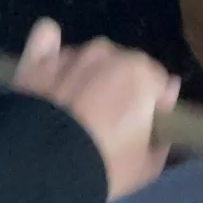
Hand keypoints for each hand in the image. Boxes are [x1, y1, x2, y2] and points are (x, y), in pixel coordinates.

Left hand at [11, 19, 179, 198]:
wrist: (42, 165)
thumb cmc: (104, 165)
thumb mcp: (149, 162)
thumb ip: (166, 127)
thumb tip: (168, 91)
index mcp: (141, 73)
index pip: (156, 81)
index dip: (150, 104)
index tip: (138, 127)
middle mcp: (106, 54)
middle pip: (121, 64)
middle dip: (117, 85)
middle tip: (104, 119)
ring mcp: (67, 55)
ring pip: (85, 57)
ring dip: (84, 73)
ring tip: (72, 106)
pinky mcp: (34, 60)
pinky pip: (45, 37)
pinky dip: (49, 47)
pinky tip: (49, 63)